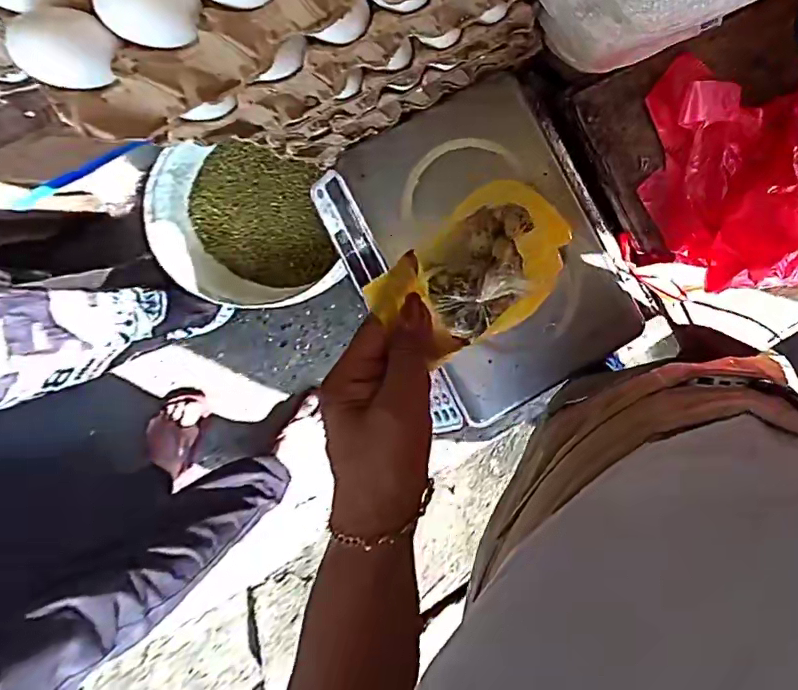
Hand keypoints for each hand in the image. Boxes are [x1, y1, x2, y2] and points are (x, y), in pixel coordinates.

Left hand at [319, 292, 433, 538]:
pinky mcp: (384, 412)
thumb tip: (414, 304)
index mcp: (345, 377)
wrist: (382, 523)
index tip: (429, 273)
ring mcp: (367, 398)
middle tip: (452, 295)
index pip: (376, 326)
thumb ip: (408, 352)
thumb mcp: (401, 402)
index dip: (402, 300)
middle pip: (385, 338)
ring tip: (453, 317)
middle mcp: (351, 382)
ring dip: (420, 339)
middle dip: (415, 318)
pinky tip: (442, 353)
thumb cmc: (387, 462)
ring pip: (396, 356)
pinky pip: (402, 375)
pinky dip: (421, 361)